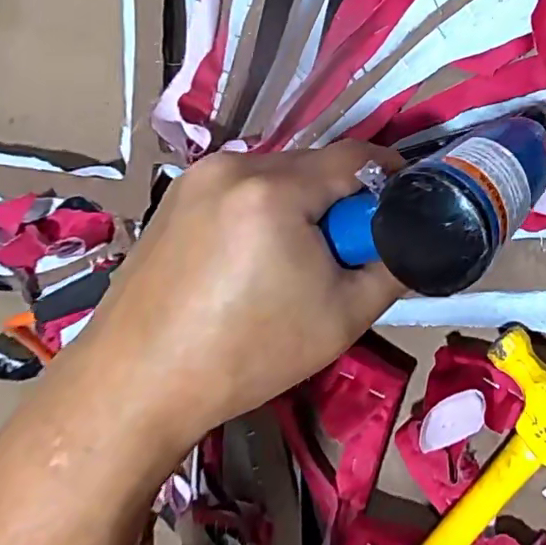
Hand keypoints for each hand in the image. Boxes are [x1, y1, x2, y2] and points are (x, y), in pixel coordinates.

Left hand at [69, 142, 406, 442]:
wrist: (133, 388)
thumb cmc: (245, 355)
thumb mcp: (343, 317)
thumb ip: (392, 266)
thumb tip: (412, 240)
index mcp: (274, 189)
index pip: (357, 156)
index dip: (391, 177)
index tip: (402, 209)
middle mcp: (234, 165)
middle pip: (315, 166)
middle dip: (340, 202)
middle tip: (340, 256)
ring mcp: (198, 177)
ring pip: (280, 176)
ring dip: (302, 206)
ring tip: (291, 266)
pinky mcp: (176, 195)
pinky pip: (244, 188)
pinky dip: (265, 211)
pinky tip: (250, 262)